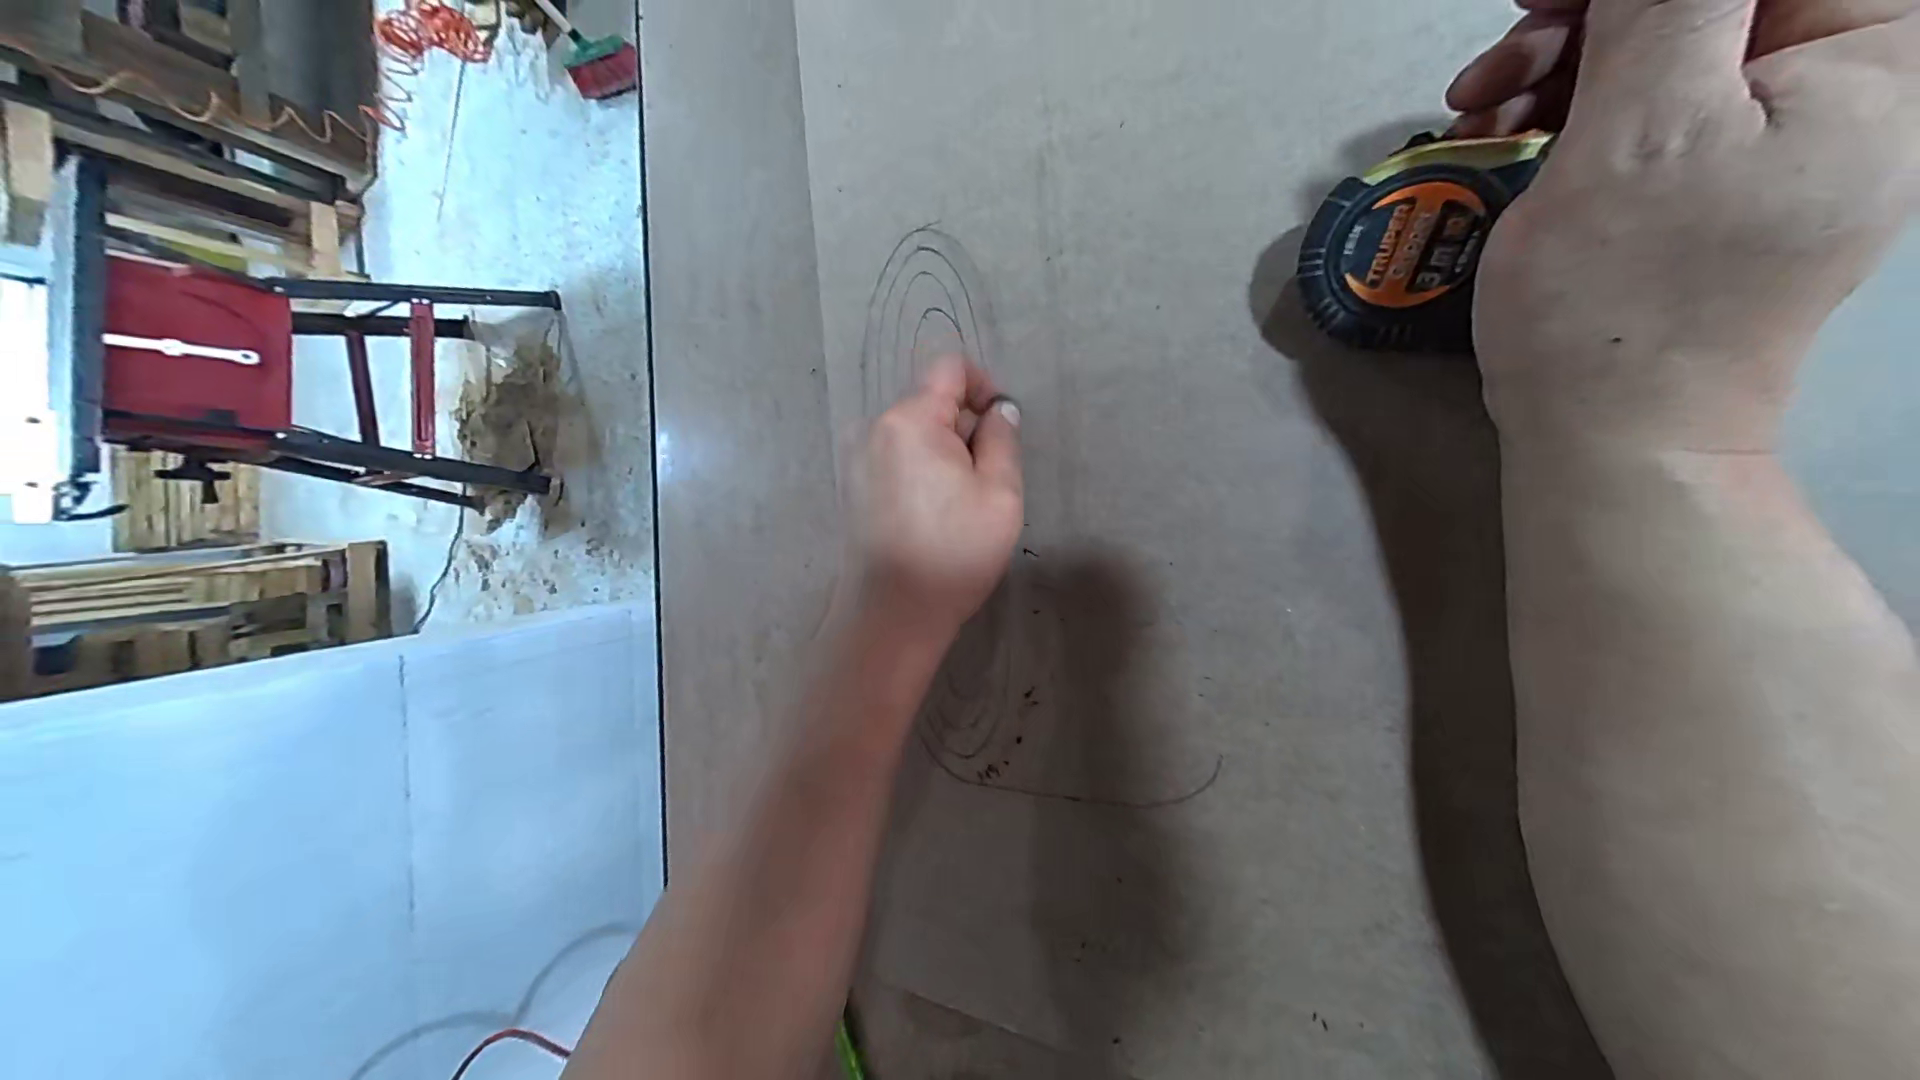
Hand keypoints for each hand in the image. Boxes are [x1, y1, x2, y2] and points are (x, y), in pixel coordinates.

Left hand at [846, 355, 1024, 636]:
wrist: (890, 614)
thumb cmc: (952, 553)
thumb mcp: (999, 495)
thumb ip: (1002, 439)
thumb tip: (998, 410)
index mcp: (908, 420)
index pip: (949, 368)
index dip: (983, 385)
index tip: (1000, 425)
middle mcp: (872, 427)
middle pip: (930, 402)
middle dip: (963, 428)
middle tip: (983, 481)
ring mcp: (854, 457)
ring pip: (913, 432)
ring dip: (942, 452)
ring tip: (957, 503)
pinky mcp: (850, 484)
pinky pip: (893, 456)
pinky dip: (918, 469)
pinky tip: (929, 513)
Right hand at [1464, 0, 1918, 452]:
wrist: (1608, 432)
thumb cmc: (1618, 295)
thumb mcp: (1637, 136)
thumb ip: (1666, 8)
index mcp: (1876, 52)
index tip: (1534, 3)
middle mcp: (1844, 89)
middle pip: (1711, 9)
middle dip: (1588, 26)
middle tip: (1492, 69)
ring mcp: (1771, 150)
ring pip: (1667, 64)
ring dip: (1563, 76)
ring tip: (1479, 122)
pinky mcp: (1704, 199)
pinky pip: (1646, 128)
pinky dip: (1571, 127)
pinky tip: (1510, 153)